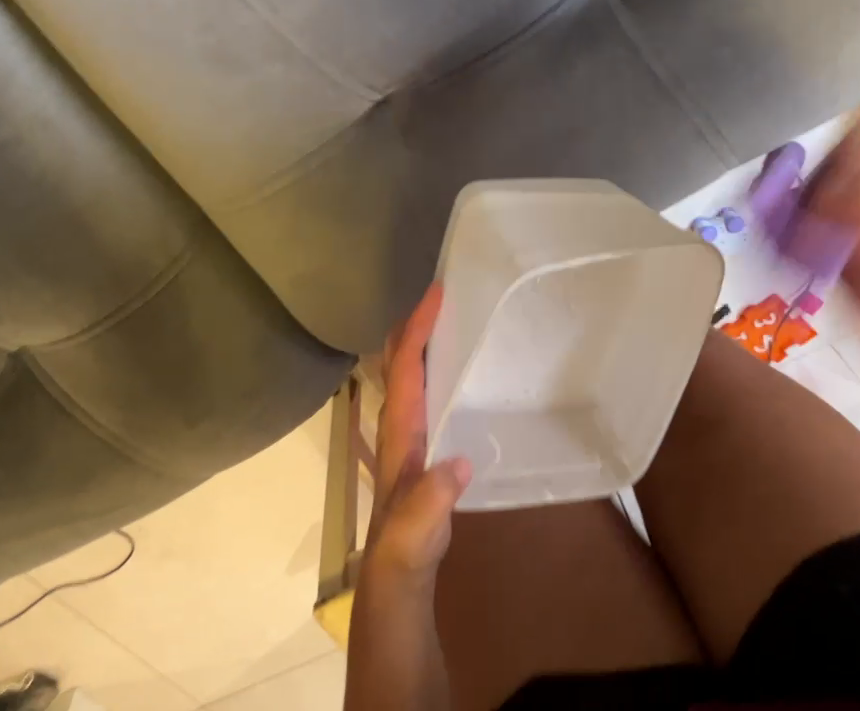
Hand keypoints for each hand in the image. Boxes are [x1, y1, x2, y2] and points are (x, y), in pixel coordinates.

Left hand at [366, 284, 472, 585]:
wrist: (400, 567)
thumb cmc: (407, 543)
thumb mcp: (418, 526)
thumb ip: (433, 497)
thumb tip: (458, 462)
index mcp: (399, 428)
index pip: (405, 367)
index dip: (417, 329)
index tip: (437, 294)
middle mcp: (399, 419)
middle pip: (398, 359)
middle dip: (414, 322)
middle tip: (445, 292)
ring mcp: (409, 428)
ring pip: (409, 371)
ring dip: (423, 339)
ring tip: (454, 315)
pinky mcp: (422, 440)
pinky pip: (425, 388)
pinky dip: (435, 364)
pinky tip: (461, 363)